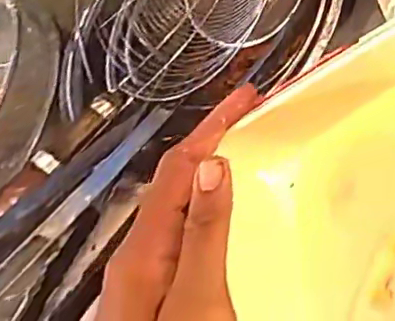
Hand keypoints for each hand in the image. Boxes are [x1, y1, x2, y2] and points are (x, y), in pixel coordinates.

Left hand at [99, 86, 261, 320]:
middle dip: (214, 135)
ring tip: (246, 138)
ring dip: (212, 160)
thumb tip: (214, 163)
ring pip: (179, 197)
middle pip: (176, 177)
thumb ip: (204, 232)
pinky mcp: (159, 285)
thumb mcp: (197, 300)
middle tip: (255, 109)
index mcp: (143, 250)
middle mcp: (138, 254)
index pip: (180, 167)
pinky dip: (210, 191)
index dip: (214, 123)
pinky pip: (185, 220)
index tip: (249, 94)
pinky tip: (228, 196)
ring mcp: (146, 272)